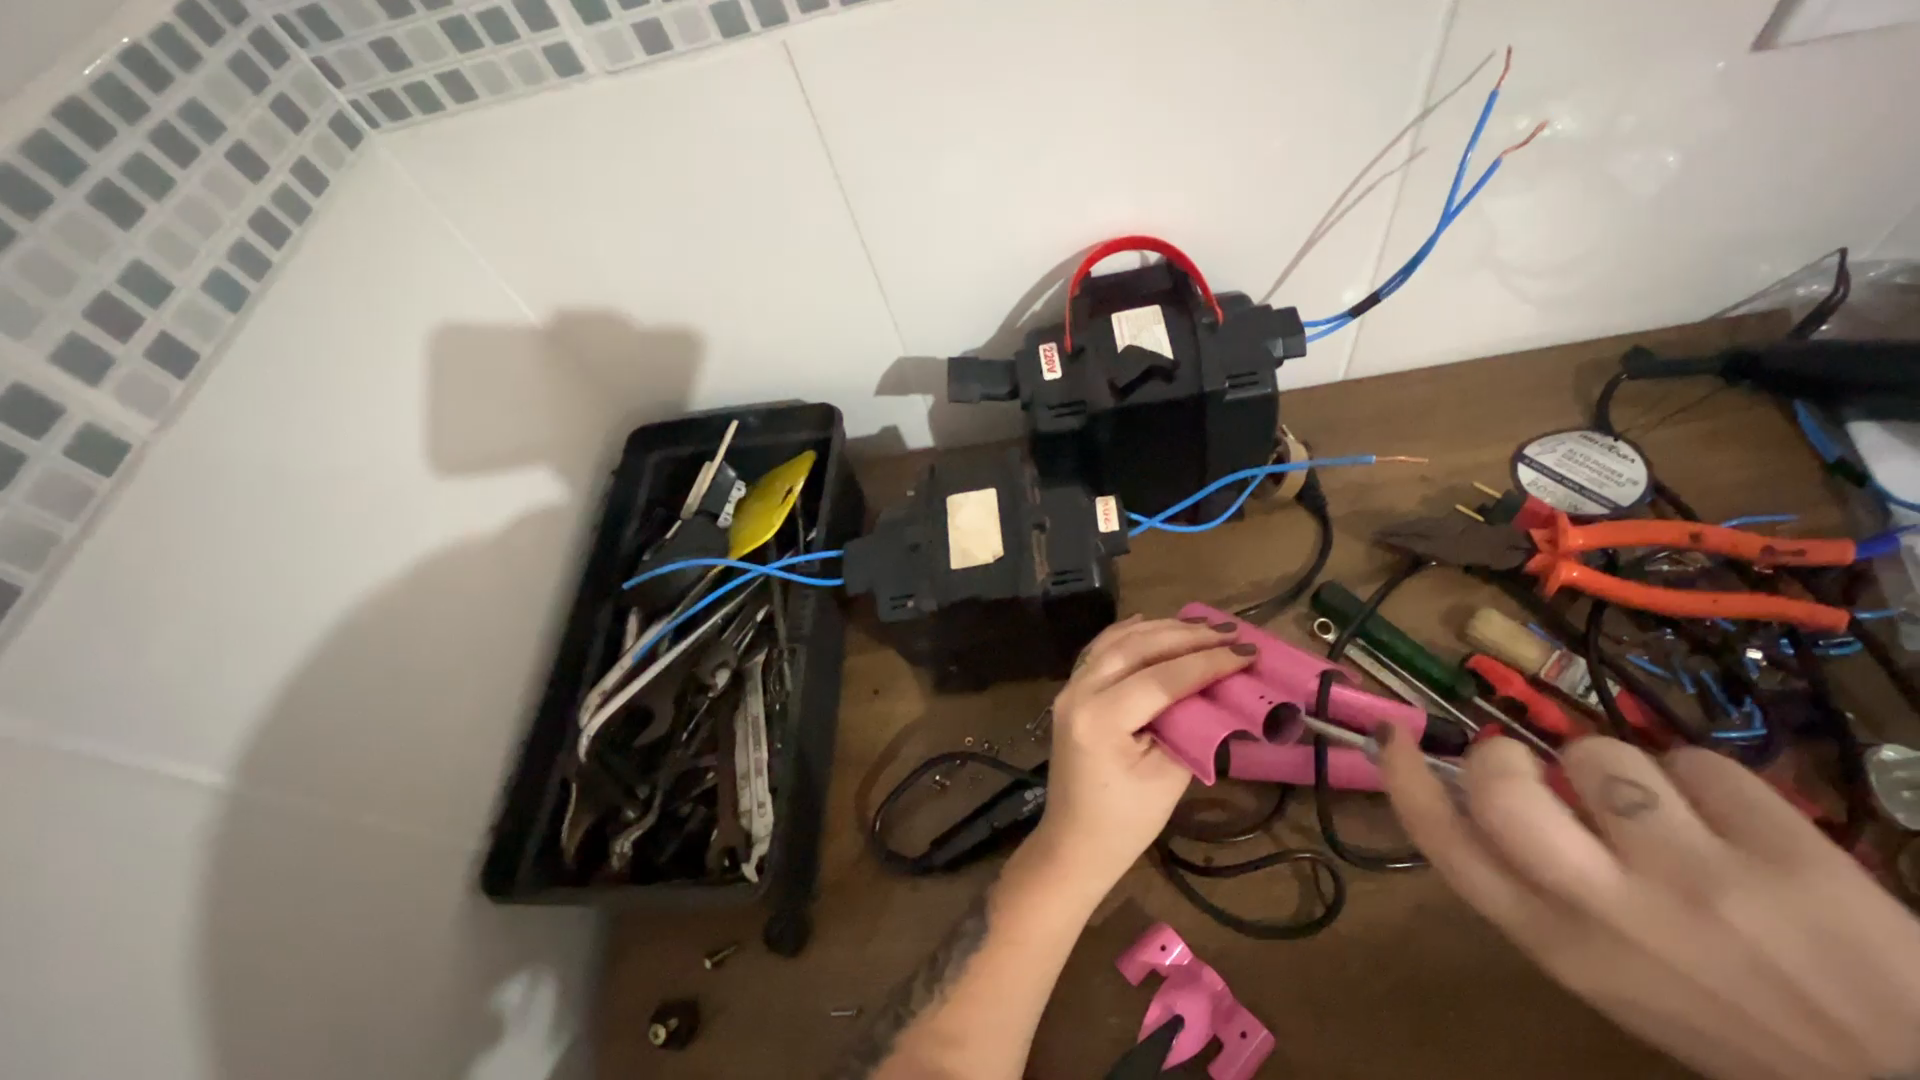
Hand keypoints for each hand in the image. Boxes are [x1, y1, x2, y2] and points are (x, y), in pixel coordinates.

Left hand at [1035, 615, 1252, 894]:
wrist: (1074, 844)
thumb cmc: (1125, 822)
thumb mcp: (1169, 777)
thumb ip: (1192, 727)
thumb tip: (1219, 691)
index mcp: (1100, 719)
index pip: (1161, 677)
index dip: (1208, 662)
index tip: (1247, 651)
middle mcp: (1078, 693)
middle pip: (1137, 648)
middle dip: (1187, 636)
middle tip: (1231, 632)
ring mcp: (1069, 689)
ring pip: (1117, 642)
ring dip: (1161, 630)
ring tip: (1203, 626)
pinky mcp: (1071, 693)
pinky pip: (1101, 651)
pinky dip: (1129, 634)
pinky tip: (1153, 625)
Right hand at [1380, 730, 1919, 1079]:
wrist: (1900, 1075)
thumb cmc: (1727, 1020)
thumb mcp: (1610, 971)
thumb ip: (1547, 892)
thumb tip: (1502, 794)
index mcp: (1559, 943)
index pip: (1448, 846)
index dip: (1406, 779)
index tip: (1393, 733)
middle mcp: (1608, 908)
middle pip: (1502, 790)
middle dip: (1504, 753)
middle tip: (1531, 759)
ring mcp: (1695, 877)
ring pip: (1603, 757)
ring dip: (1620, 766)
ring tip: (1662, 806)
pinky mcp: (1780, 852)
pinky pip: (1701, 762)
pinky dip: (1710, 779)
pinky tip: (1738, 822)